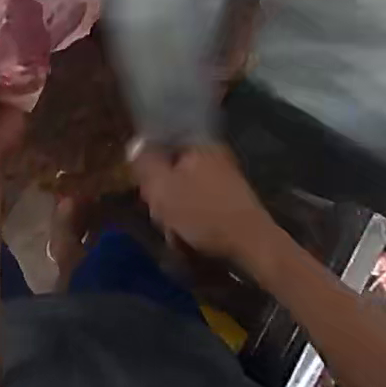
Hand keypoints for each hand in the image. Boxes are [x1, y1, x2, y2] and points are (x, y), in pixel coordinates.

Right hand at [130, 142, 280, 267]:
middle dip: (163, 193)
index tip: (145, 188)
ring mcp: (224, 174)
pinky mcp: (231, 196)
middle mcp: (213, 152)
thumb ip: (145, 164)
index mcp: (197, 144)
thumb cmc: (203, 213)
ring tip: (175, 232)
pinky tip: (189, 236)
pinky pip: (199, 201)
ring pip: (184, 188)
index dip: (147, 166)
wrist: (250, 242)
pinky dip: (191, 217)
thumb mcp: (163, 189)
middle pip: (172, 168)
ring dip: (175, 210)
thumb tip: (134, 144)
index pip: (160, 144)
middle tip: (160, 214)